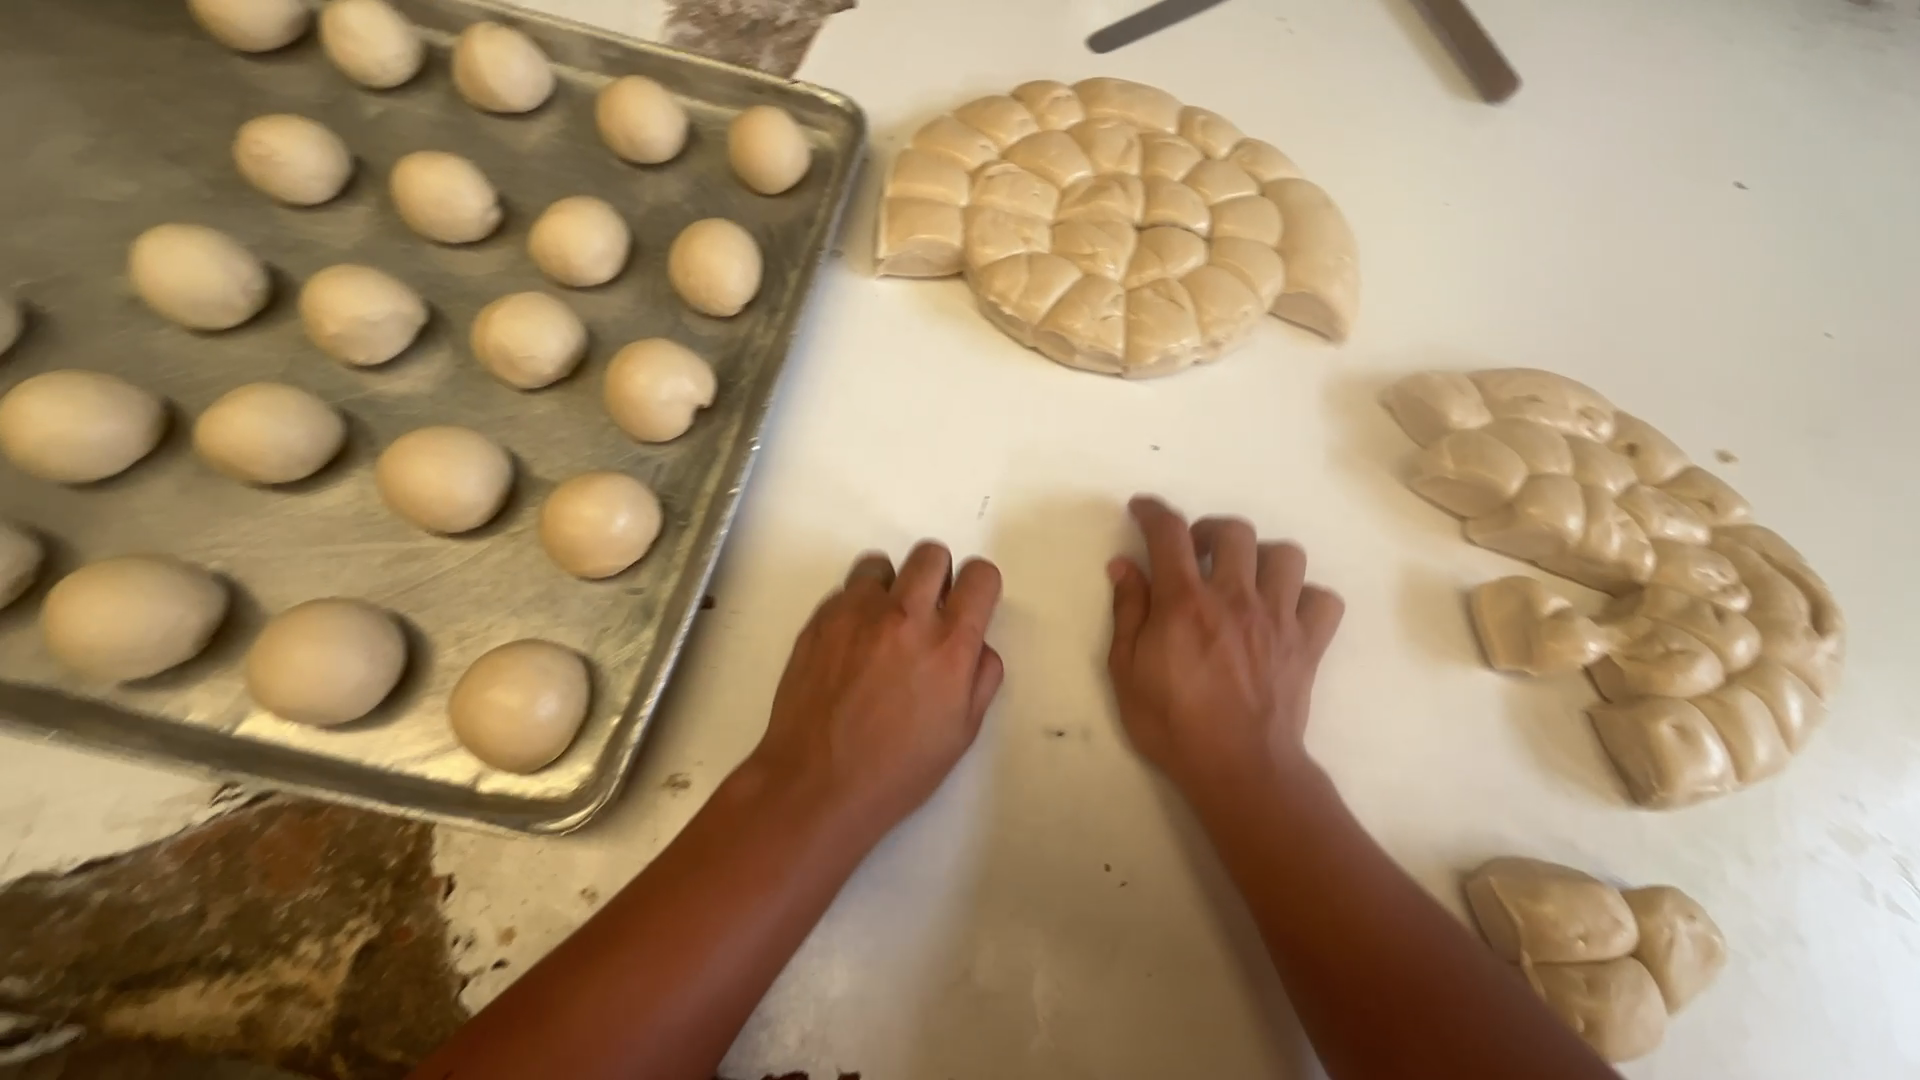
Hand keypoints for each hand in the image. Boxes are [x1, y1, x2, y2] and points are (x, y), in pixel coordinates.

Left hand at [750, 542, 1004, 831]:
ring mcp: (856, 613)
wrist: (815, 784)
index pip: (980, 575)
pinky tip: (849, 648)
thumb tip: (976, 645)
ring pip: (882, 564)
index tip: (968, 607)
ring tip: (882, 626)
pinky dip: (855, 609)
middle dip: (937, 577)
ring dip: (890, 587)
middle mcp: (906, 616)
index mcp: (950, 645)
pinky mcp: (819, 620)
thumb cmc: (897, 770)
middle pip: (931, 554)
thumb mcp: (962, 733)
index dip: (979, 588)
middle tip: (927, 614)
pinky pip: (845, 591)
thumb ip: (980, 677)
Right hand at [1107, 497, 1344, 796]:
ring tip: (1243, 579)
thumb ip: (1127, 611)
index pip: (1170, 533)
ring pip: (1285, 555)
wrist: (1239, 769)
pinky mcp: (1308, 643)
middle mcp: (1235, 597)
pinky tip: (1283, 613)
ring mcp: (1278, 618)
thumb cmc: (1172, 724)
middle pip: (1234, 531)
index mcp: (1185, 602)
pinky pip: (1323, 599)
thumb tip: (1123, 565)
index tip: (1142, 510)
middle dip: (1209, 531)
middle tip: (1195, 554)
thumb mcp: (1126, 670)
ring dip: (1260, 558)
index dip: (1153, 512)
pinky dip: (1305, 597)